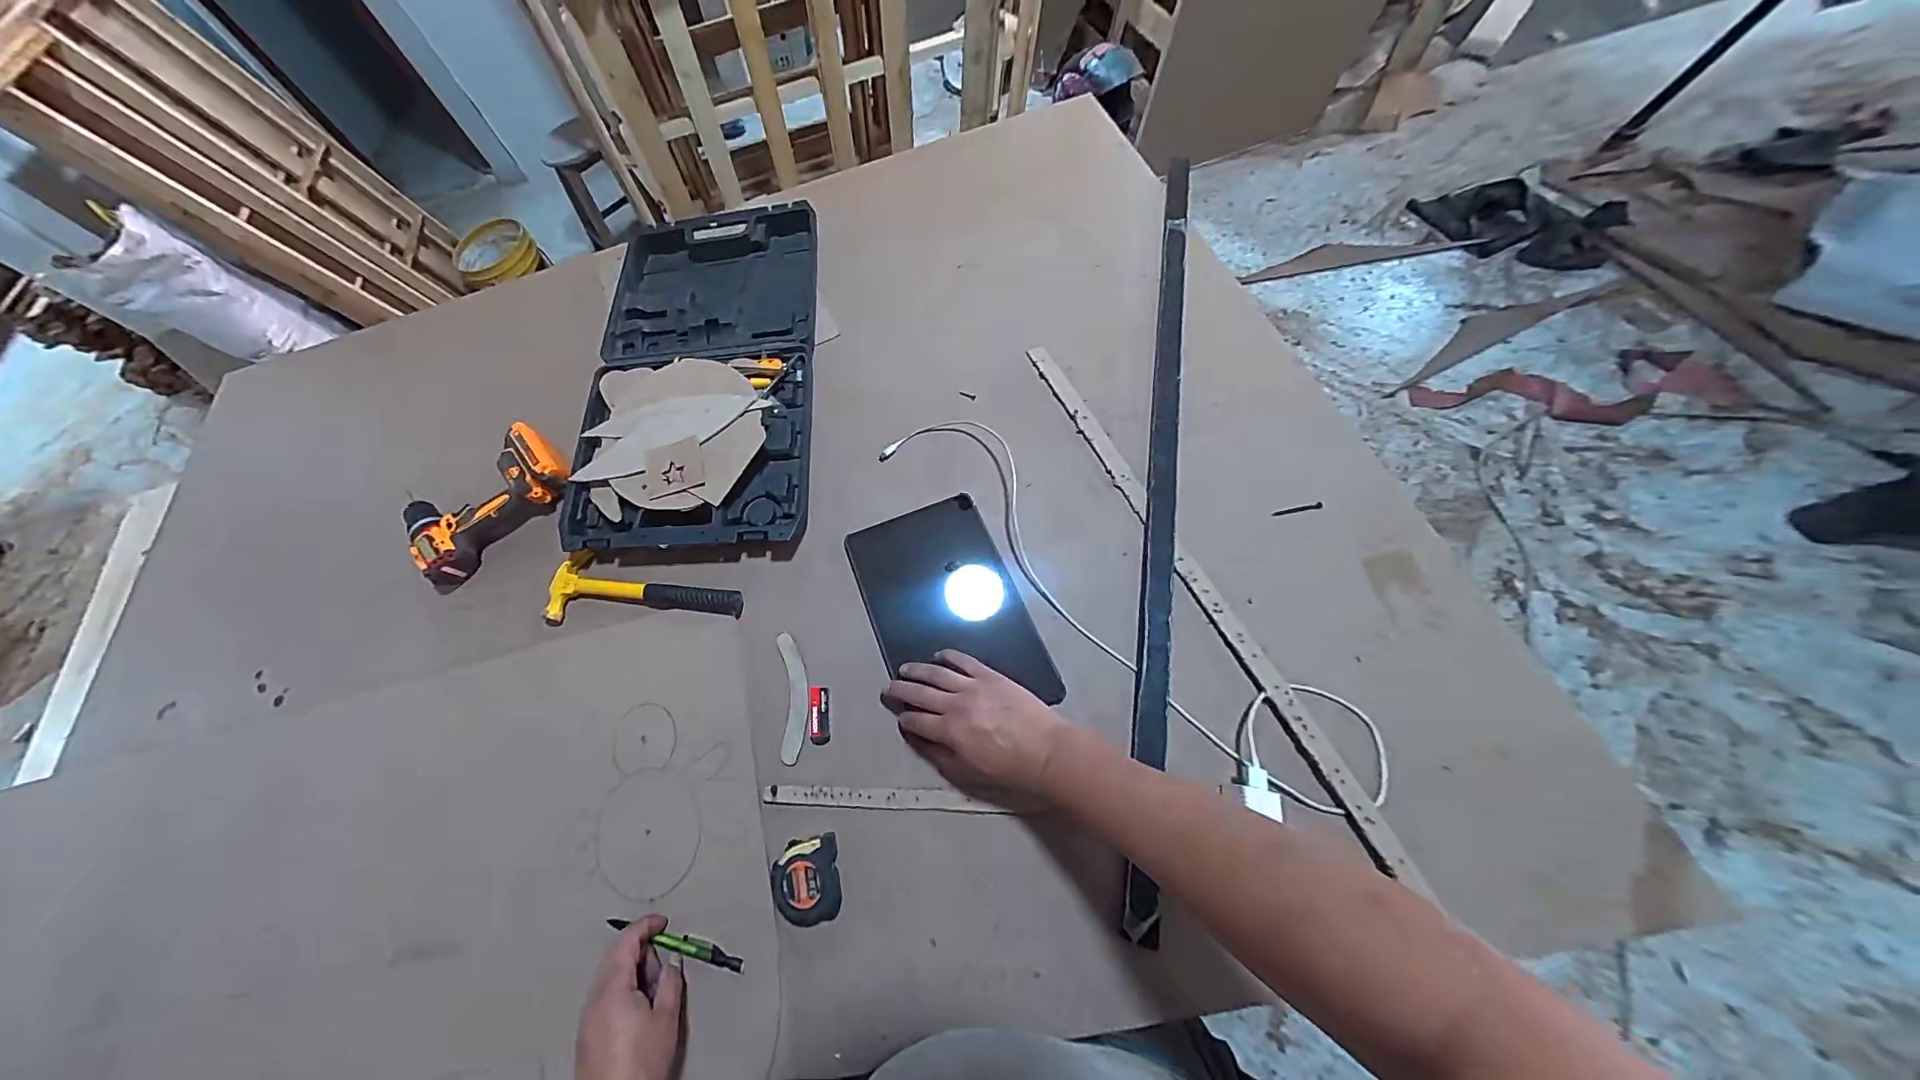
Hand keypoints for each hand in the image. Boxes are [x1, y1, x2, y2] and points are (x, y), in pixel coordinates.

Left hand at [576, 914, 684, 1079]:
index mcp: (612, 987)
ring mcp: (588, 1014)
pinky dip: (624, 986)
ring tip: (656, 989)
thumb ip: (671, 980)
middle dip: (642, 949)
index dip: (647, 925)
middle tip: (664, 960)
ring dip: (634, 969)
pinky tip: (641, 1005)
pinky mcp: (588, 1030)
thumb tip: (673, 962)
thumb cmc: (639, 1066)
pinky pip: (606, 993)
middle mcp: (594, 997)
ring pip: (611, 974)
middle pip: (616, 954)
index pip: (627, 940)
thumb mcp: (667, 1015)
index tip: (663, 923)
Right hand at [884, 649, 1069, 798]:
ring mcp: (974, 687)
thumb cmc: (1012, 769)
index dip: (905, 719)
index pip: (916, 721)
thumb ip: (939, 755)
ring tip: (906, 668)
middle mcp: (957, 705)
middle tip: (890, 687)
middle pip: (920, 693)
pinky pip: (964, 661)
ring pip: (937, 673)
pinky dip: (949, 656)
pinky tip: (939, 655)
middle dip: (901, 689)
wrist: (1048, 753)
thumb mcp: (969, 774)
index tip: (900, 717)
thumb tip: (920, 740)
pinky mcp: (991, 676)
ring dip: (918, 669)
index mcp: (950, 731)